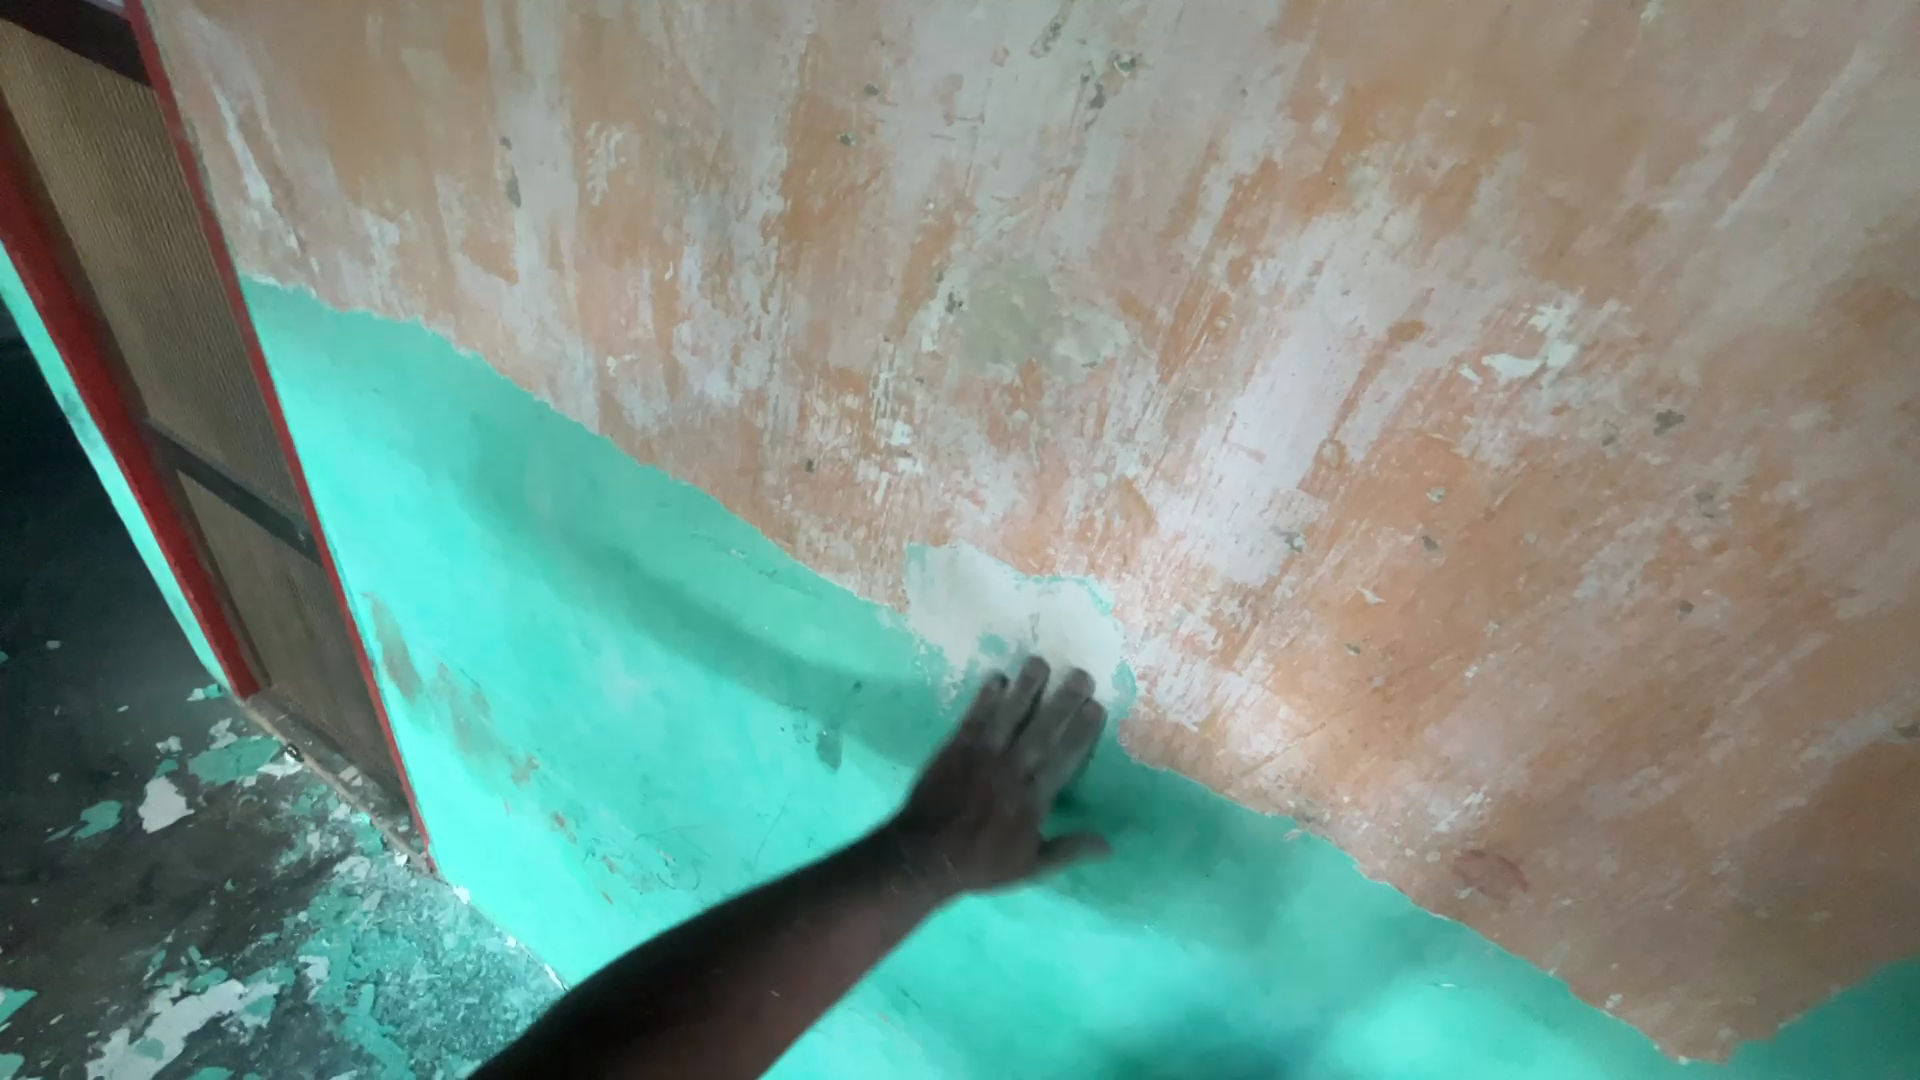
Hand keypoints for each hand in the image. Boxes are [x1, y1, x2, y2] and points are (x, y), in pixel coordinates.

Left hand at [884, 658, 1109, 895]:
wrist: (924, 856)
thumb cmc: (980, 862)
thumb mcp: (1029, 867)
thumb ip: (1068, 850)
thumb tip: (1108, 845)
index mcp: (1031, 801)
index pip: (1063, 761)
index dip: (1081, 733)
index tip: (1097, 707)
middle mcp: (1010, 773)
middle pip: (1041, 732)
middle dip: (1062, 703)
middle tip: (1081, 675)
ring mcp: (981, 757)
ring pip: (1008, 718)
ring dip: (1025, 689)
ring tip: (1040, 662)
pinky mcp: (955, 748)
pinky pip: (974, 718)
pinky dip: (986, 698)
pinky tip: (998, 677)